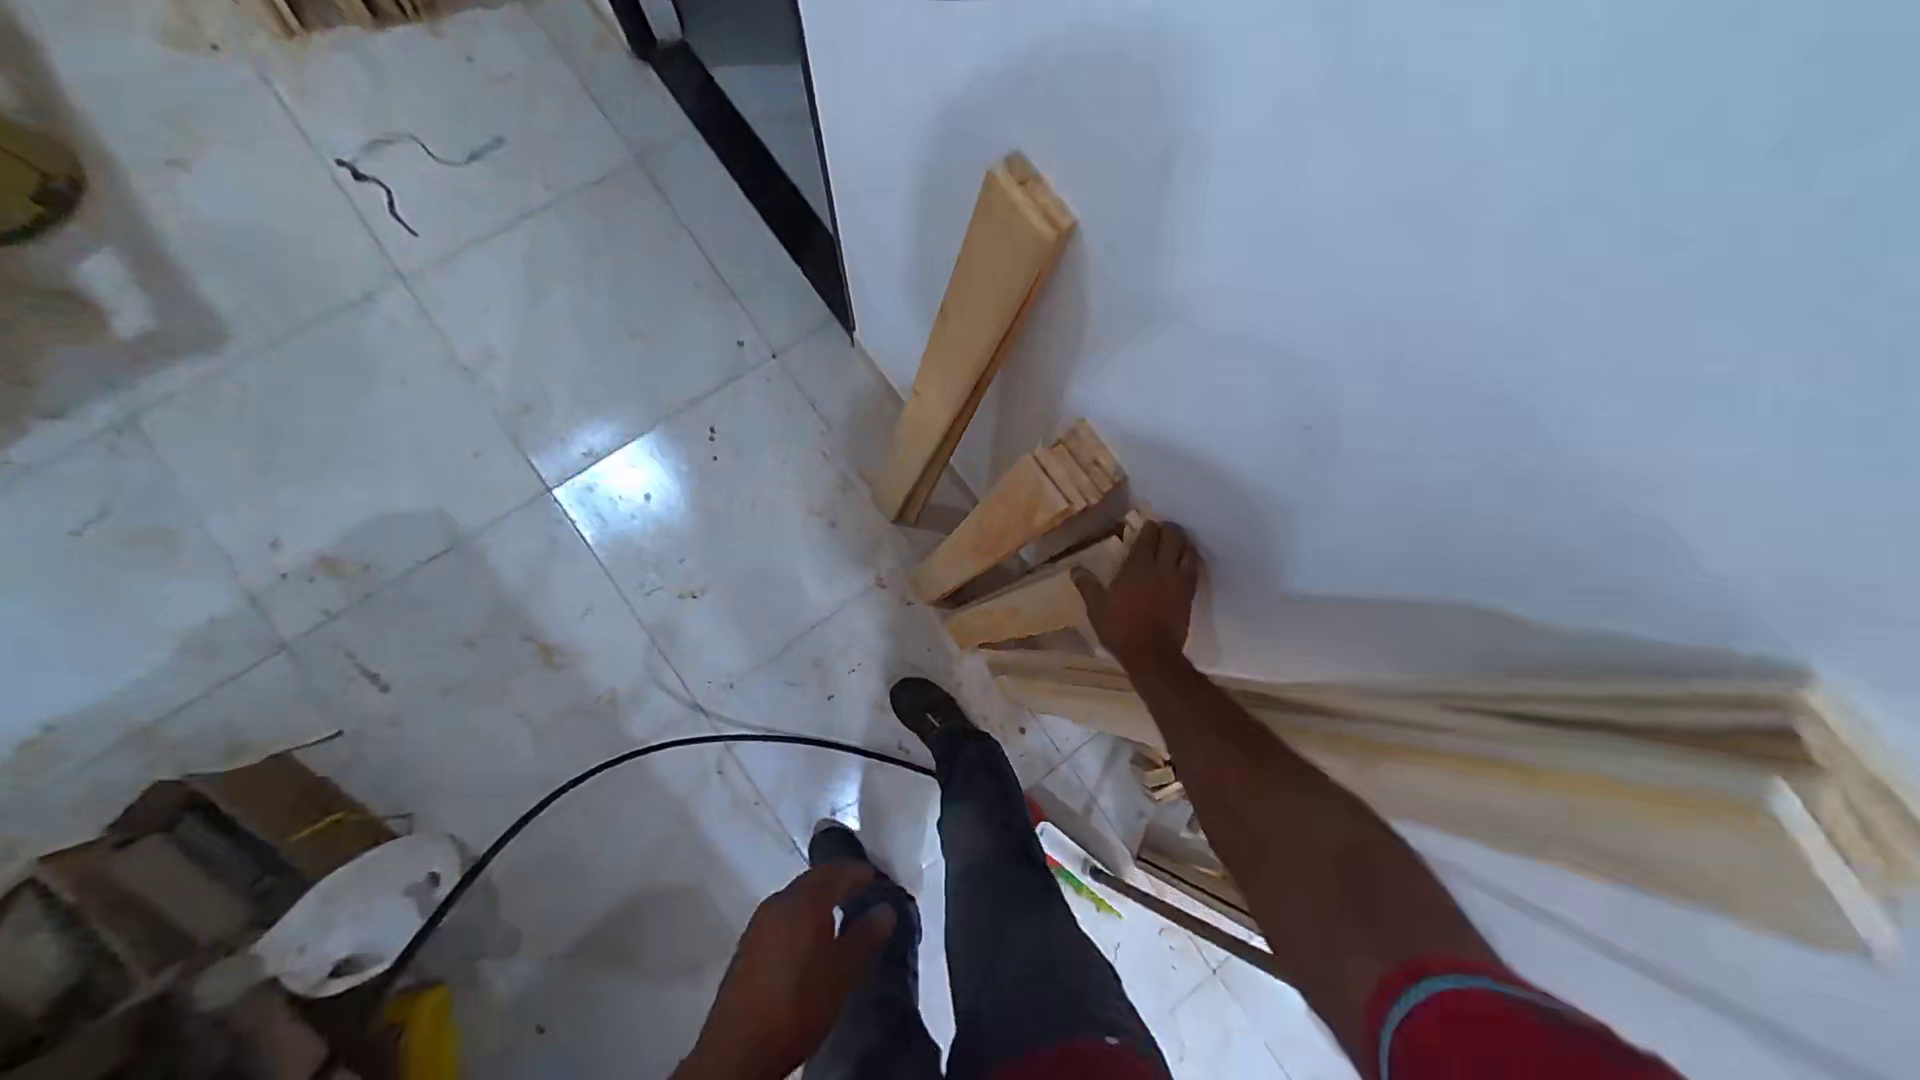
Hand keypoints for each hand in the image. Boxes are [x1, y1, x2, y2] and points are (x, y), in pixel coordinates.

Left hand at [676, 863, 896, 1079]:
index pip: (835, 871)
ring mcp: (758, 925)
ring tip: (839, 917)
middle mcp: (778, 904)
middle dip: (837, 883)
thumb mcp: (844, 972)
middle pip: (812, 882)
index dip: (858, 871)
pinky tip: (810, 943)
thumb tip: (884, 910)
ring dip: (817, 902)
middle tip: (860, 892)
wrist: (740, 1050)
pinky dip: (800, 920)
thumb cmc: (799, 1004)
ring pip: (794, 900)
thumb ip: (866, 935)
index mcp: (804, 901)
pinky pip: (781, 919)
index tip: (875, 878)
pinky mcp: (746, 948)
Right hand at [1073, 520, 1200, 667]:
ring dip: (1182, 542)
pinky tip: (1186, 561)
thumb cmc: (1121, 628)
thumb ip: (1087, 585)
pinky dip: (1191, 559)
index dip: (1149, 527)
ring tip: (1176, 541)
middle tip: (1163, 528)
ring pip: (1187, 551)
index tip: (1147, 524)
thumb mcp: (1097, 607)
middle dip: (1168, 529)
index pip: (1148, 537)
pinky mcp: (1189, 594)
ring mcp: (1178, 580)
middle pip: (1172, 538)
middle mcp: (1161, 567)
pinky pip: (1194, 568)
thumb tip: (1075, 569)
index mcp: (1138, 566)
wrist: (1152, 653)